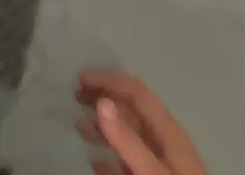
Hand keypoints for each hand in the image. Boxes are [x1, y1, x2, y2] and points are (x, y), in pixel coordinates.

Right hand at [75, 70, 207, 174]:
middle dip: (104, 98)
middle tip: (76, 98)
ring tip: (80, 129)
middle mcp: (166, 142)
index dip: (109, 80)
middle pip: (132, 109)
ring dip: (103, 127)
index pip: (137, 92)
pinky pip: (130, 162)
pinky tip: (95, 163)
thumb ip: (128, 140)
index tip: (80, 79)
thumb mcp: (152, 173)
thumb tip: (102, 102)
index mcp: (169, 133)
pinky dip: (110, 157)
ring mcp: (163, 163)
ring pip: (129, 134)